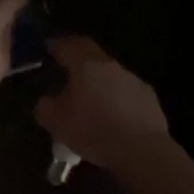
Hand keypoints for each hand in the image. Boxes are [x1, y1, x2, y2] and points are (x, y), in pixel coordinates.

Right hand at [34, 36, 167, 170]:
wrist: (141, 149)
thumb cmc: (93, 131)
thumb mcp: (56, 123)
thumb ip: (45, 107)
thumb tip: (46, 100)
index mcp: (85, 65)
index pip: (67, 45)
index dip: (55, 44)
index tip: (47, 46)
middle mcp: (109, 65)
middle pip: (90, 51)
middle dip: (76, 53)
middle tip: (66, 61)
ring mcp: (131, 78)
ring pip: (109, 70)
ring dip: (98, 76)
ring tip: (90, 92)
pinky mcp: (148, 95)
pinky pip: (126, 88)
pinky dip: (116, 94)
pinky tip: (113, 110)